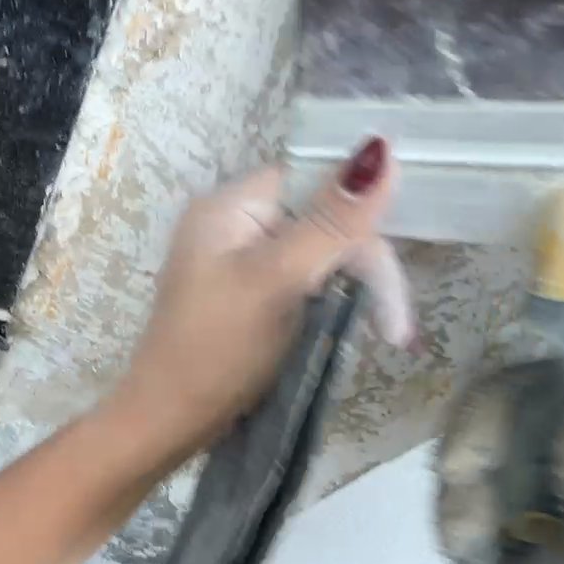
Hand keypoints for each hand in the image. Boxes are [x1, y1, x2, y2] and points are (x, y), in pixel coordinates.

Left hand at [105, 137, 413, 457]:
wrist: (169, 417)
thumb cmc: (218, 348)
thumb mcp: (279, 280)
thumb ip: (332, 219)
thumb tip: (380, 146)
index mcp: (227, 206)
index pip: (315, 181)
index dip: (359, 218)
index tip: (387, 275)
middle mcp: (227, 223)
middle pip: (321, 219)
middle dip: (363, 268)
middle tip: (394, 328)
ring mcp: (232, 260)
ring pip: (316, 253)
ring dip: (353, 289)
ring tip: (386, 333)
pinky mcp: (241, 293)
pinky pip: (297, 280)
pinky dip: (327, 302)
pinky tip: (352, 328)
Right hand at [436, 361, 563, 563]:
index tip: (535, 369)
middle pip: (551, 375)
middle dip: (491, 431)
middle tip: (457, 475)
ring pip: (494, 407)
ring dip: (464, 474)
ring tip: (465, 543)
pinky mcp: (517, 453)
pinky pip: (466, 441)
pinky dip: (453, 493)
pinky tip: (465, 544)